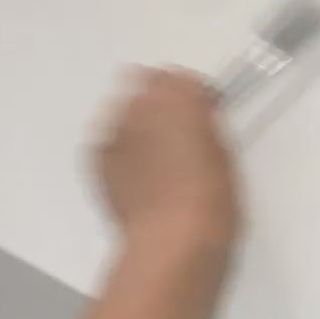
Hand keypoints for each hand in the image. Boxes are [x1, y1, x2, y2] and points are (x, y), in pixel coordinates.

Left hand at [96, 68, 240, 257]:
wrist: (172, 241)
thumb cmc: (214, 199)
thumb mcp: (223, 154)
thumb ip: (206, 122)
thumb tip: (198, 104)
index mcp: (178, 107)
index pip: (180, 77)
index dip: (195, 90)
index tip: (210, 107)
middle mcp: (137, 112)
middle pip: (144, 83)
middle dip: (165, 97)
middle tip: (187, 124)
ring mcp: (111, 135)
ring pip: (123, 108)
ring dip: (143, 118)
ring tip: (165, 147)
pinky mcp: (96, 159)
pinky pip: (110, 136)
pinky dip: (126, 142)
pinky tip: (145, 165)